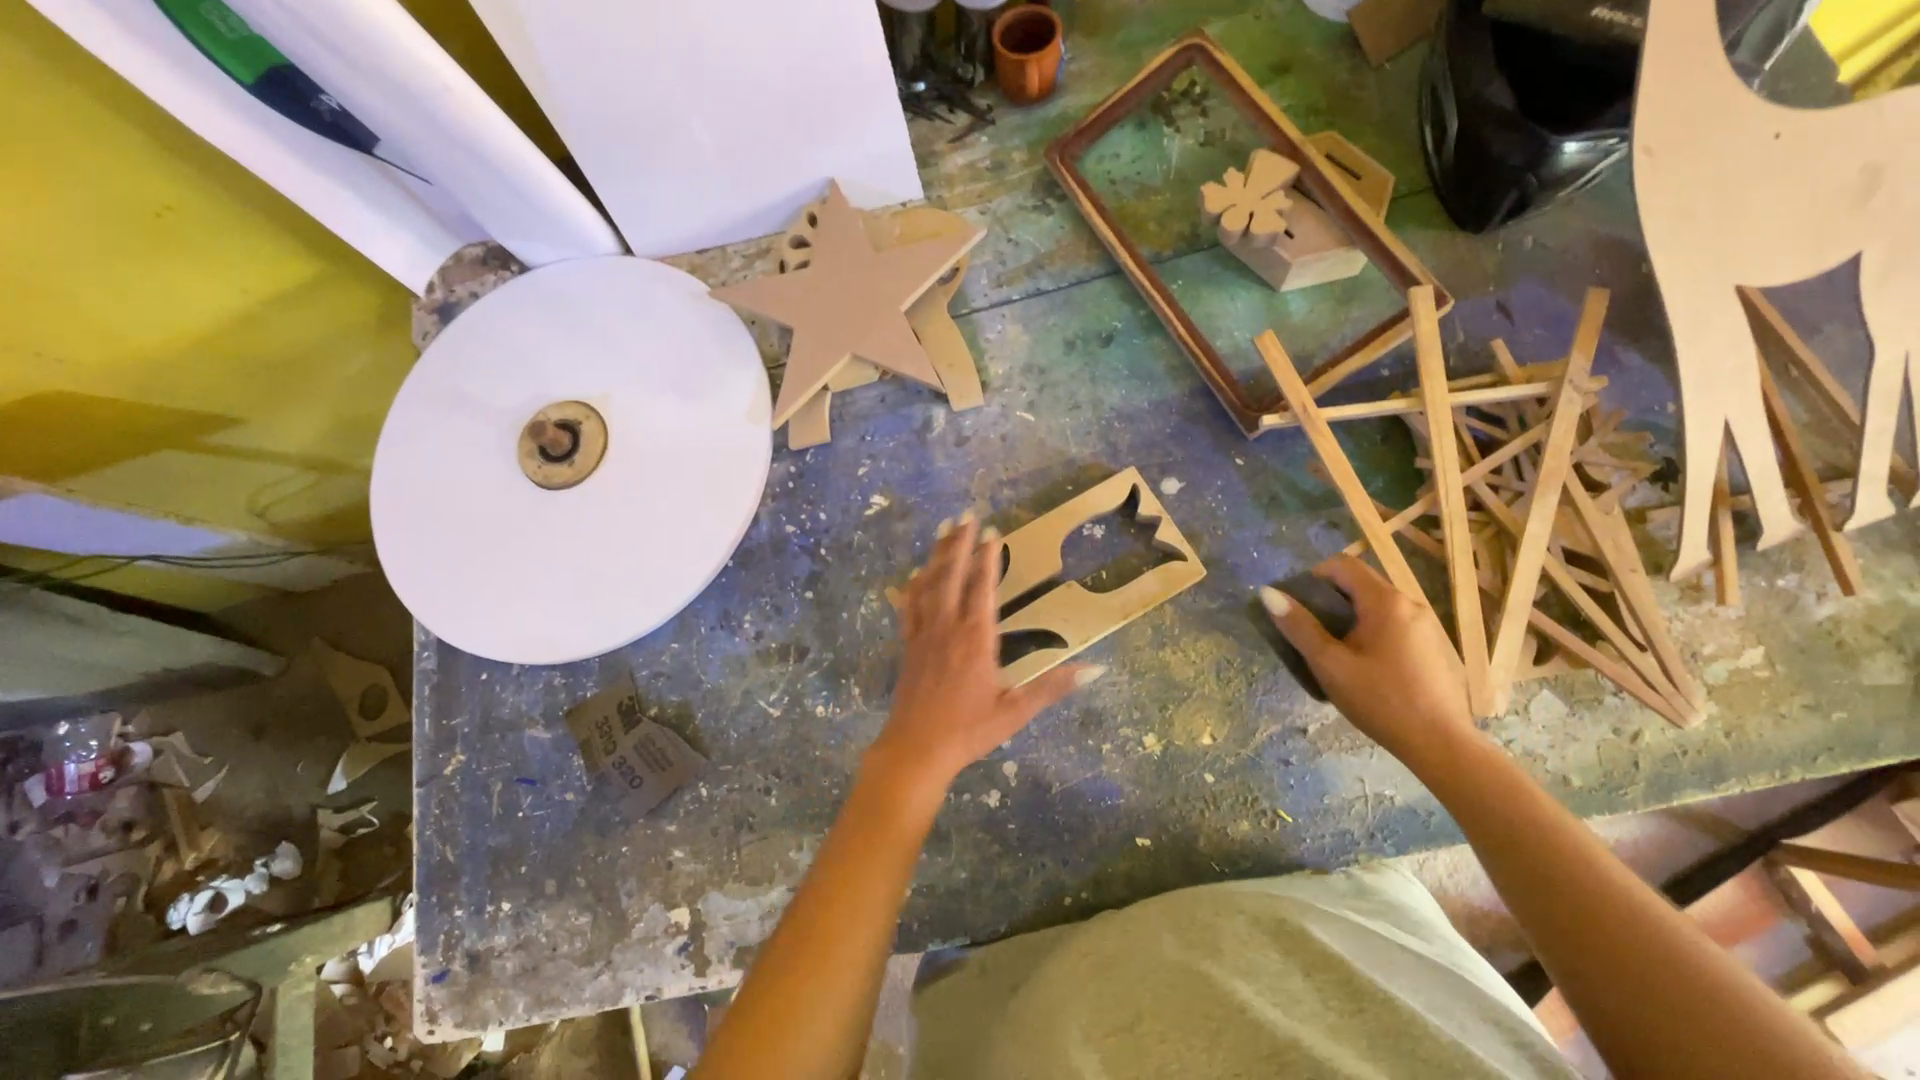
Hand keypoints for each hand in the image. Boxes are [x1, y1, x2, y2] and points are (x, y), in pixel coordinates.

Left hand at [875, 512, 1101, 790]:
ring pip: (927, 585)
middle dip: (959, 543)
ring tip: (944, 530)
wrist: (916, 749)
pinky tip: (916, 575)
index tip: (993, 532)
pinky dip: (914, 585)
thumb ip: (1052, 687)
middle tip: (966, 515)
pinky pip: (909, 607)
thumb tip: (1094, 669)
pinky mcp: (908, 646)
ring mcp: (923, 635)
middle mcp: (947, 628)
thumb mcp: (1015, 712)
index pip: (982, 588)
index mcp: (976, 639)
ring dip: (937, 556)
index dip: (988, 558)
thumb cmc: (968, 731)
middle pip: (951, 575)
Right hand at [1261, 554, 1474, 769]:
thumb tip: (1268, 593)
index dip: (1312, 576)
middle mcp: (1410, 603)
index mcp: (1385, 601)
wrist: (1440, 743)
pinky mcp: (1434, 646)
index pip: (1342, 565)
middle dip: (1330, 600)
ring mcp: (1427, 625)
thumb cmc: (1380, 700)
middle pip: (1361, 584)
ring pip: (1379, 607)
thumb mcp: (1330, 665)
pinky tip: (1366, 667)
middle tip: (1310, 632)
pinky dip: (1373, 632)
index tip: (1296, 604)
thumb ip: (1299, 627)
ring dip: (1352, 618)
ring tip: (1335, 653)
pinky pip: (1395, 625)